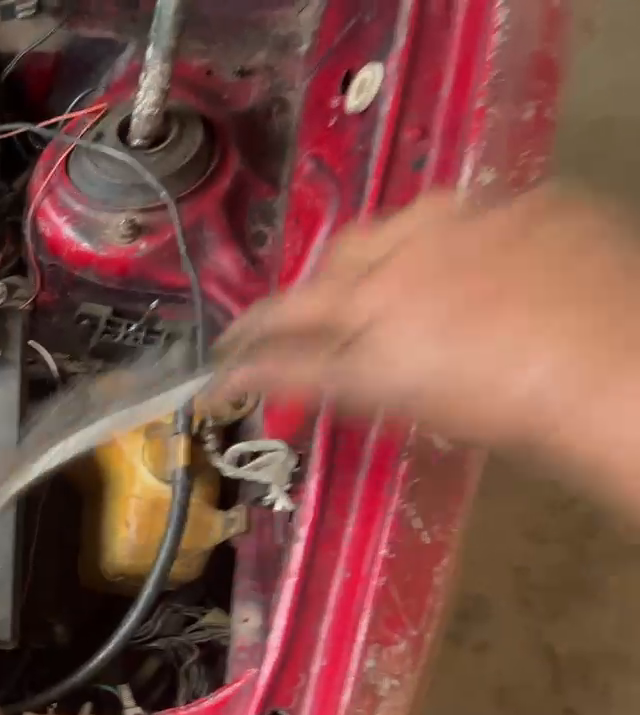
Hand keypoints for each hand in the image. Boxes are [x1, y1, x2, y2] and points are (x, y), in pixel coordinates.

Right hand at [220, 186, 639, 454]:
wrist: (616, 375)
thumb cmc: (483, 397)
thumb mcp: (373, 391)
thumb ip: (293, 374)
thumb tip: (225, 377)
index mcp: (362, 294)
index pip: (280, 307)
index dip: (247, 328)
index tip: (229, 346)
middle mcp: (411, 242)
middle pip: (341, 251)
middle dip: (327, 280)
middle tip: (335, 315)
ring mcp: (482, 217)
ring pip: (410, 216)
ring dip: (394, 244)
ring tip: (405, 277)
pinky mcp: (544, 206)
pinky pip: (486, 209)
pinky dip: (468, 236)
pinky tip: (478, 267)